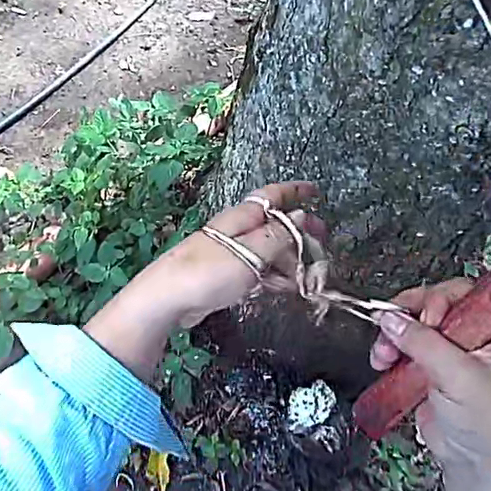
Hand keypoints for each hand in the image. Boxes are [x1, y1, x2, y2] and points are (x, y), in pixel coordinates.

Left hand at [85, 181, 323, 379]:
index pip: (274, 195)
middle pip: (275, 225)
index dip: (296, 192)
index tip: (317, 192)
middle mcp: (237, 230)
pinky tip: (286, 289)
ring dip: (290, 260)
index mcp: (243, 216)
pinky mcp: (225, 274)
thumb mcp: (252, 252)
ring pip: (268, 250)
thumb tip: (301, 217)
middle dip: (300, 233)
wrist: (167, 298)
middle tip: (322, 245)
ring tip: (310, 276)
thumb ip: (279, 236)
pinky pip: (257, 270)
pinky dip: (274, 277)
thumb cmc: (210, 271)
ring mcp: (230, 252)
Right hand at [372, 280, 490, 490]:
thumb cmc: (489, 426)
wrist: (480, 472)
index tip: (425, 321)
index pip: (464, 294)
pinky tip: (382, 362)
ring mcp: (449, 354)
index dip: (439, 300)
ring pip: (413, 326)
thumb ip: (425, 344)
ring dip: (393, 335)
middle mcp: (473, 338)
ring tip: (384, 354)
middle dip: (409, 317)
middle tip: (394, 331)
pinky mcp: (429, 371)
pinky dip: (389, 351)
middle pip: (433, 306)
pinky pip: (404, 349)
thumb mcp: (461, 378)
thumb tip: (390, 319)